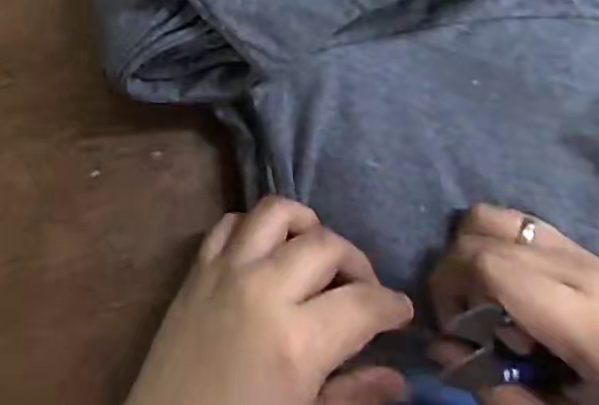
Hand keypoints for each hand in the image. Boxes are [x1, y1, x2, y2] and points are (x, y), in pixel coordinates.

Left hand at [124, 196, 415, 404]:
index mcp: (297, 340)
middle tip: (364, 288)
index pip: (362, 303)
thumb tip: (397, 378)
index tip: (401, 310)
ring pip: (276, 211)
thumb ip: (352, 396)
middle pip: (325, 244)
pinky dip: (254, 225)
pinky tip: (265, 251)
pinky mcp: (197, 266)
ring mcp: (226, 269)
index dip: (390, 305)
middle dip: (356, 261)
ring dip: (306, 224)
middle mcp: (264, 288)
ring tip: (316, 251)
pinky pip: (231, 221)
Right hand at [428, 205, 598, 404]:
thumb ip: (499, 388)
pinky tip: (520, 300)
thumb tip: (439, 348)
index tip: (448, 331)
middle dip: (455, 266)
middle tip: (465, 318)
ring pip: (500, 214)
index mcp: (583, 314)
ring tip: (491, 305)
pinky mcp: (591, 255)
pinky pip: (525, 229)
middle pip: (482, 224)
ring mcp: (588, 253)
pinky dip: (502, 250)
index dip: (447, 287)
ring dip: (477, 250)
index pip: (485, 261)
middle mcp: (580, 266)